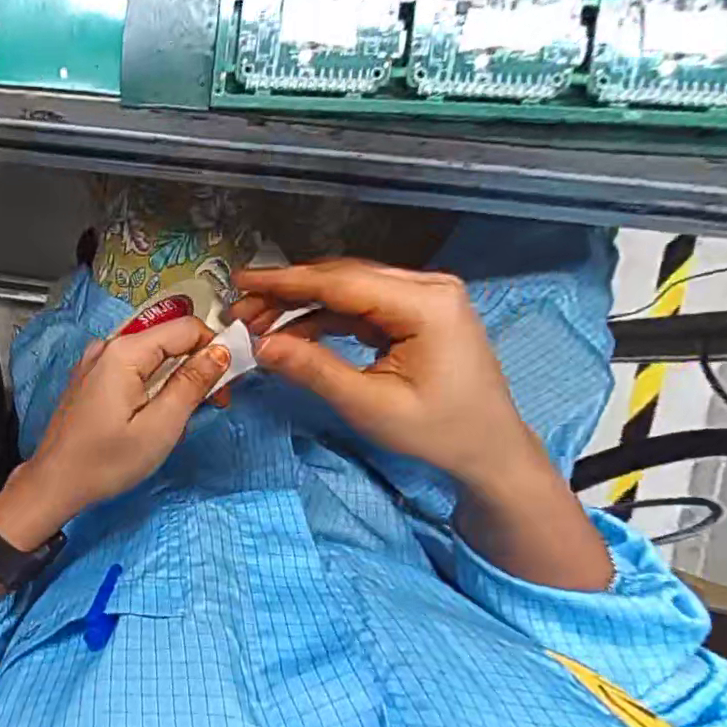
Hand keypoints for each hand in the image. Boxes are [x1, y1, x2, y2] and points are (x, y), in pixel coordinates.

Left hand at [0, 317, 231, 601]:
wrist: (54, 485)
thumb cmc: (105, 462)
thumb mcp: (159, 427)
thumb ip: (192, 384)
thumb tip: (220, 350)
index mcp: (123, 352)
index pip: (186, 328)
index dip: (214, 349)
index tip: (226, 384)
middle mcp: (106, 347)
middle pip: (167, 340)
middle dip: (195, 367)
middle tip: (208, 405)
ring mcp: (93, 363)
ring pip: (150, 357)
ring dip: (174, 380)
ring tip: (178, 419)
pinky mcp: (88, 380)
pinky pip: (131, 370)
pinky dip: (150, 386)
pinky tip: (151, 417)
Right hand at [231, 259, 546, 487]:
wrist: (486, 447)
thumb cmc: (435, 430)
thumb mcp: (367, 404)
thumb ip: (312, 369)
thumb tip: (259, 345)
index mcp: (425, 304)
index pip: (341, 282)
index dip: (285, 282)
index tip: (240, 281)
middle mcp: (426, 288)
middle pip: (341, 279)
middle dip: (286, 293)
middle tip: (240, 312)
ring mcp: (422, 298)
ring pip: (346, 290)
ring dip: (300, 305)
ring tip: (257, 324)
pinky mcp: (413, 314)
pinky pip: (357, 307)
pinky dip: (321, 318)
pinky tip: (290, 332)